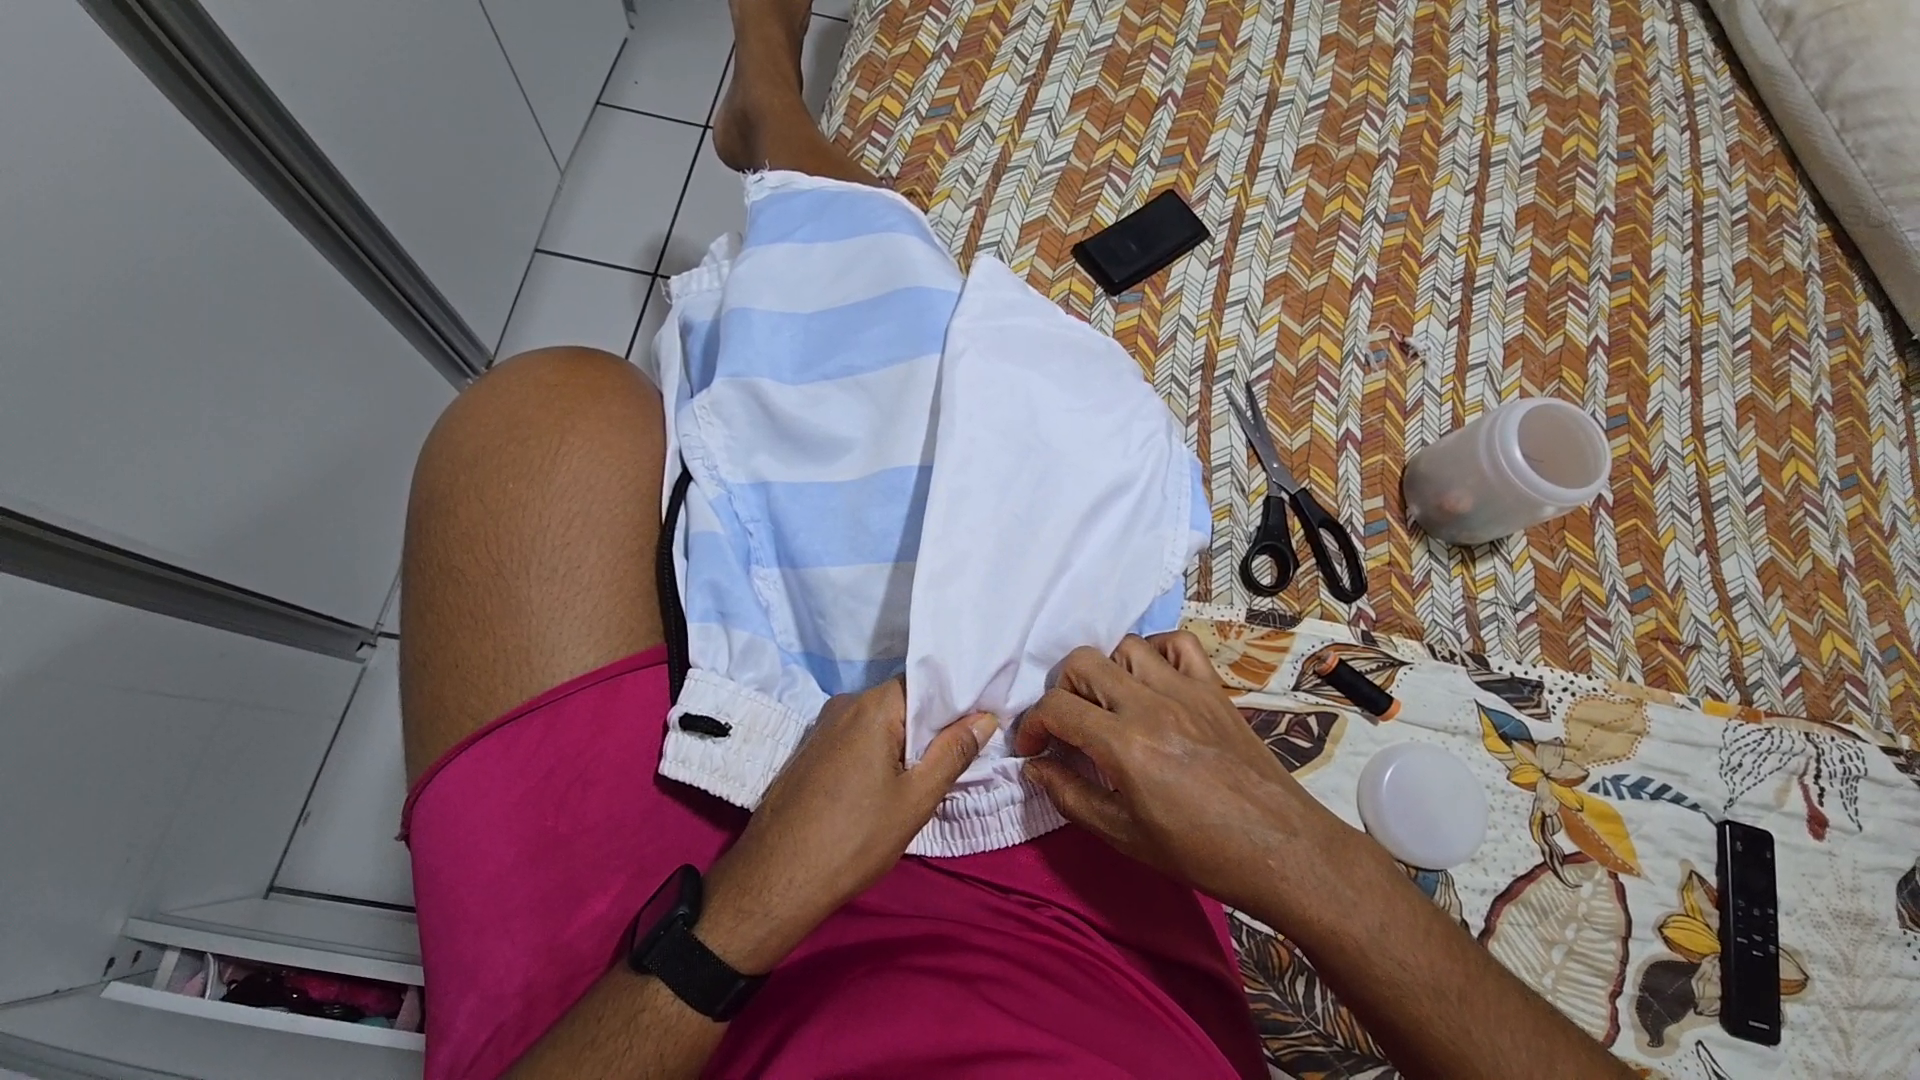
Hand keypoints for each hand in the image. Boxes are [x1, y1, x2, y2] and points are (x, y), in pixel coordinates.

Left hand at [695, 678, 996, 973]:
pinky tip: (883, 788)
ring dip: (901, 745)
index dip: (952, 702)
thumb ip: (953, 753)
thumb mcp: (915, 799)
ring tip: (924, 777)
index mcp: (871, 707)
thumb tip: (984, 718)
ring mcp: (820, 729)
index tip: (978, 723)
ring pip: (876, 725)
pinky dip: (875, 756)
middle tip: (958, 756)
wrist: (776, 882)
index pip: (922, 683)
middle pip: (899, 703)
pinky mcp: (808, 754)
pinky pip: (853, 741)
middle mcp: (843, 706)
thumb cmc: (854, 840)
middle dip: (928, 727)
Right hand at [1016, 632, 1363, 915]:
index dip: (1031, 726)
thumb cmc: (1198, 852)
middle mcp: (1151, 704)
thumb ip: (1070, 795)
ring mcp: (1186, 690)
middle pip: (1082, 663)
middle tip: (1066, 725)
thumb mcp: (1122, 835)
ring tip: (1106, 703)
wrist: (1279, 849)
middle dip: (1060, 690)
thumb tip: (1035, 767)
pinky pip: (1179, 644)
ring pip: (1125, 647)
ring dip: (1104, 670)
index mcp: (1125, 745)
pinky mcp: (1214, 689)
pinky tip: (1150, 681)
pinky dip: (1155, 652)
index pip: (1057, 708)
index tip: (1033, 749)